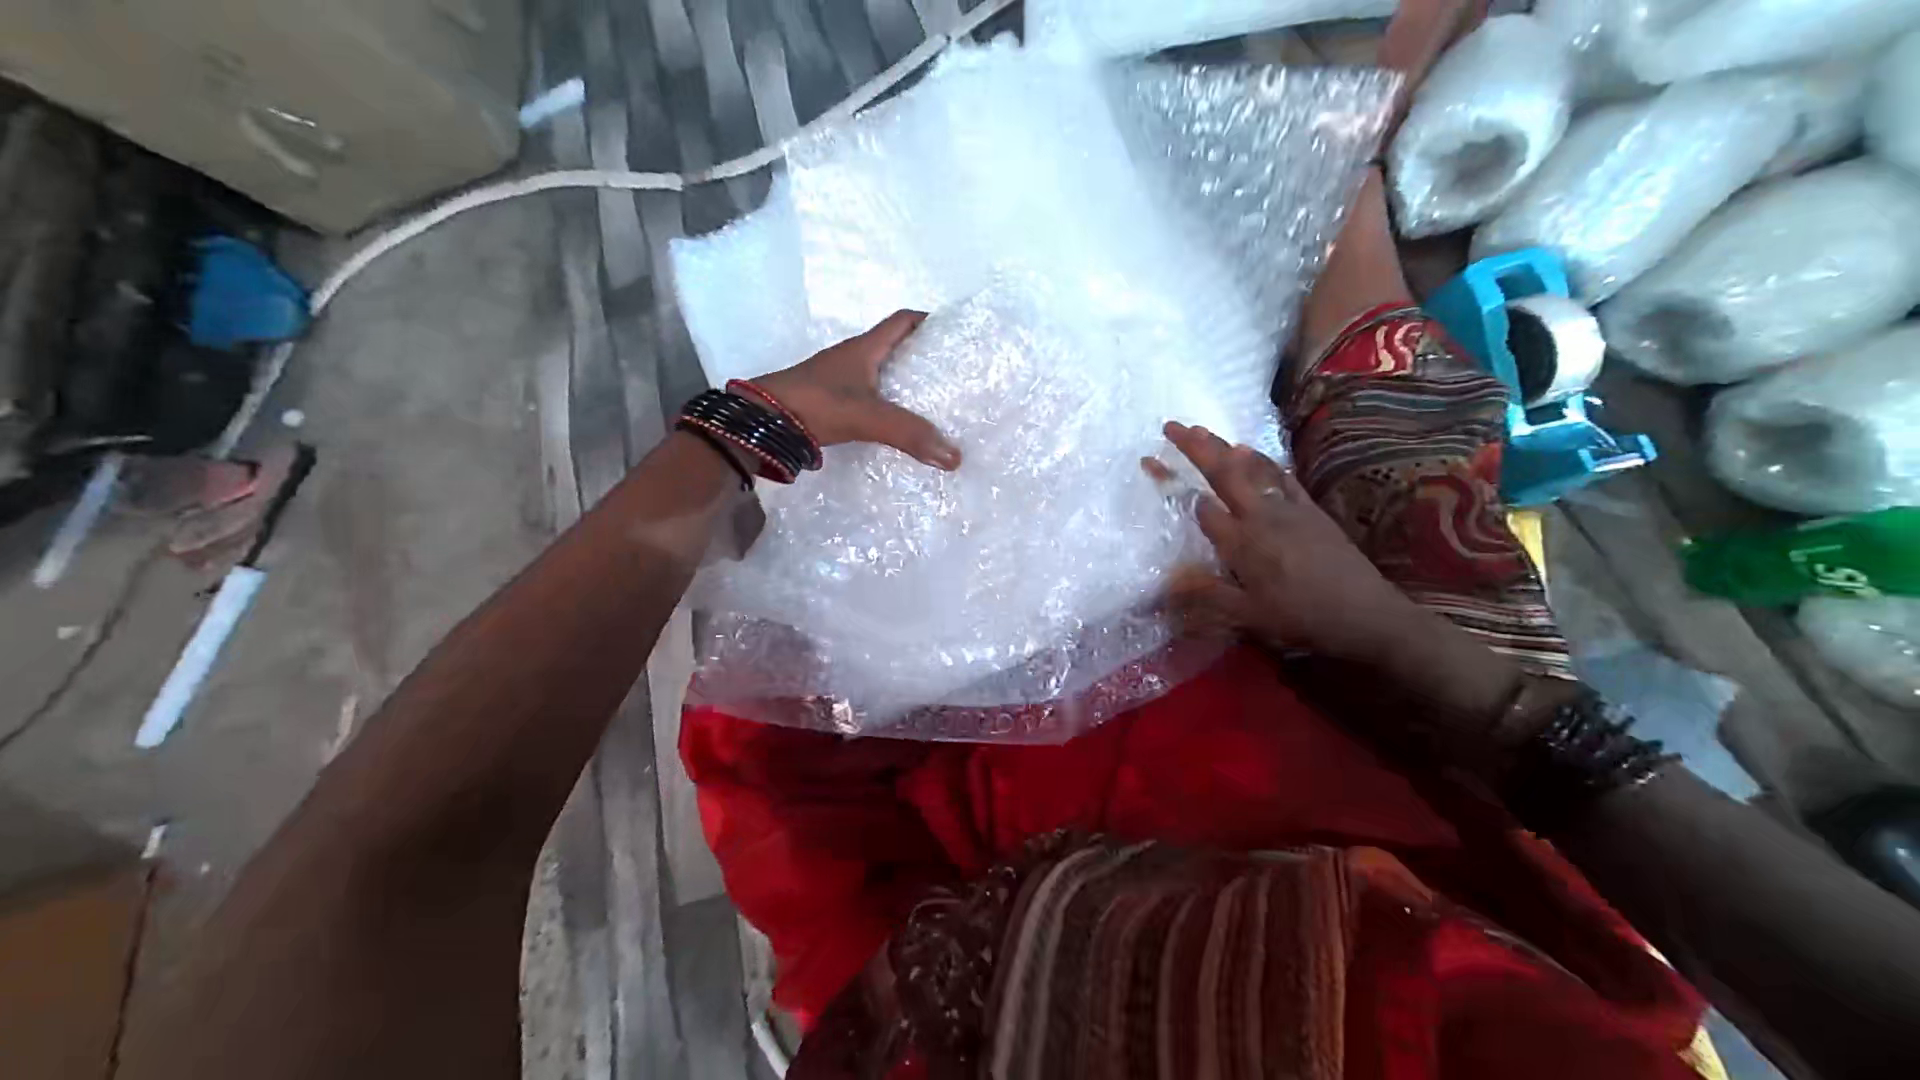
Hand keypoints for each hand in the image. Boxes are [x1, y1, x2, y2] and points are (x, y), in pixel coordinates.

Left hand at [751, 310, 962, 470]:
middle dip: (921, 356)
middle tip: (950, 373)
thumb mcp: (868, 416)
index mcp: (864, 348)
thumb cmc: (816, 404)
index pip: (902, 321)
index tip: (953, 333)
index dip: (928, 321)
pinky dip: (884, 405)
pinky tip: (895, 424)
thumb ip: (910, 434)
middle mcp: (851, 358)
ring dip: (902, 383)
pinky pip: (866, 396)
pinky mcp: (828, 402)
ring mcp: (837, 380)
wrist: (763, 422)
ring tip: (931, 402)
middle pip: (894, 347)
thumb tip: (954, 457)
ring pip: (879, 374)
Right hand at [1163, 421, 1429, 663]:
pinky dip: (1263, 461)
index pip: (1201, 507)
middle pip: (1225, 473)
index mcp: (1243, 543)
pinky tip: (1254, 452)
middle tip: (1173, 425)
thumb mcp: (1249, 616)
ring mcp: (1290, 509)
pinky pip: (1282, 477)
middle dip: (1197, 447)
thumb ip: (1207, 594)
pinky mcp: (1312, 510)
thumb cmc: (1302, 618)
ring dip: (1225, 447)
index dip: (1173, 483)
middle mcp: (1262, 517)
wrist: (1368, 614)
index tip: (1149, 462)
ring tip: (1203, 430)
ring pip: (1253, 468)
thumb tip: (1166, 577)